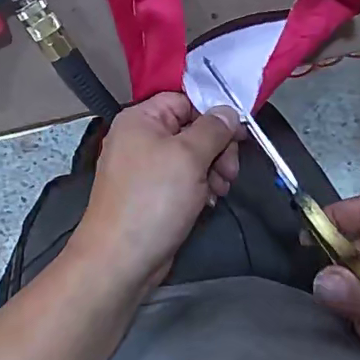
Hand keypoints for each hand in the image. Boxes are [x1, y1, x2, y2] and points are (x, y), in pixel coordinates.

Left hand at [67, 93, 241, 288]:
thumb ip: (213, 129)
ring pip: (191, 157)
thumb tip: (228, 111)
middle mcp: (140, 138)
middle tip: (228, 171)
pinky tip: (206, 202)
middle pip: (192, 129)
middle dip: (216, 149)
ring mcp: (144, 167)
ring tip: (218, 190)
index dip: (213, 115)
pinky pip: (183, 179)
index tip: (239, 134)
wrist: (121, 258)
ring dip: (212, 171)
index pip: (185, 101)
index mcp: (140, 119)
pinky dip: (198, 187)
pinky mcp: (152, 193)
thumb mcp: (189, 156)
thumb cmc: (152, 200)